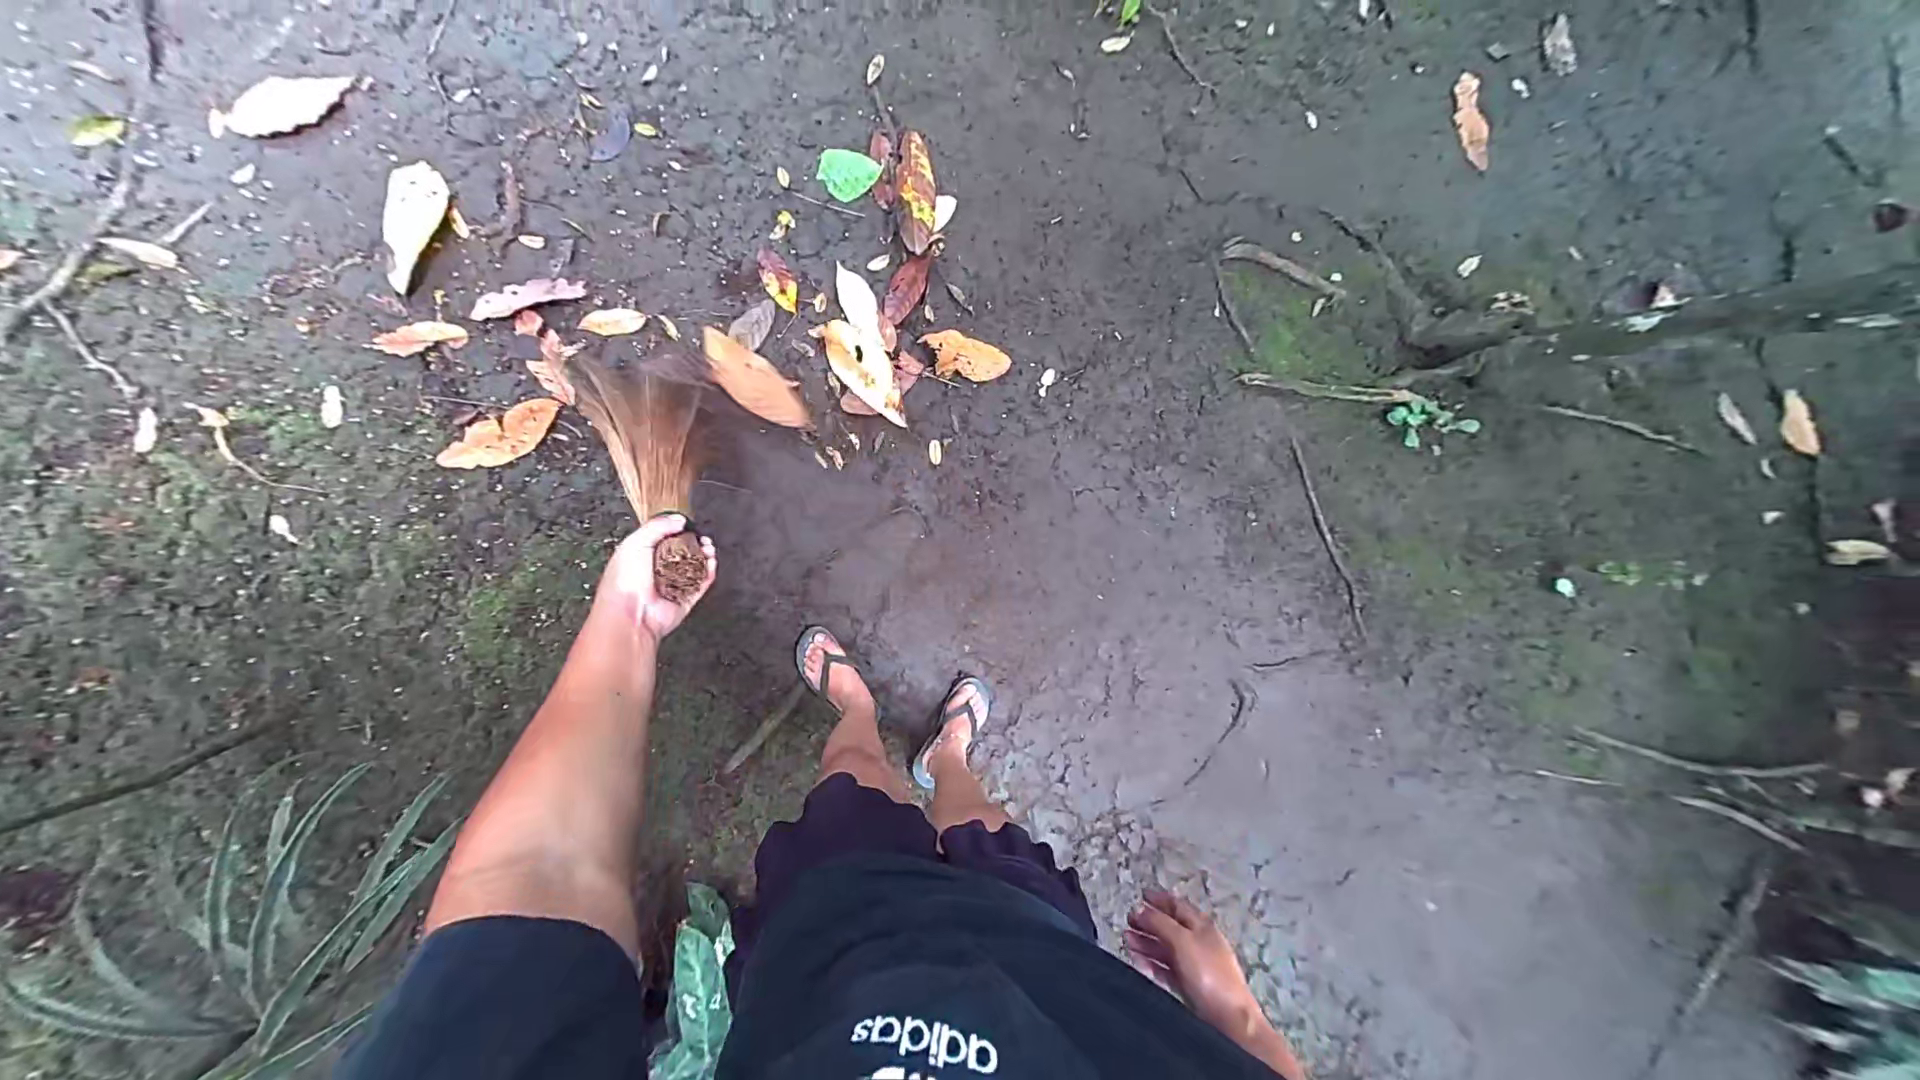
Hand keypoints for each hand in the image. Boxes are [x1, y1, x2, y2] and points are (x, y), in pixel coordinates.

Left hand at [599, 514, 715, 642]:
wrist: (631, 614)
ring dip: (705, 556)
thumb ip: (657, 526)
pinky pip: (702, 584)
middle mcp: (658, 570)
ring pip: (695, 567)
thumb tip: (679, 519)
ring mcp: (673, 585)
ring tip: (709, 549)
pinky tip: (712, 563)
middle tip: (702, 538)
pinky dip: (709, 573)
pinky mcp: (686, 599)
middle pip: (683, 552)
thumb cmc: (625, 581)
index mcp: (642, 555)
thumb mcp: (635, 542)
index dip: (678, 530)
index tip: (688, 525)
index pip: (664, 538)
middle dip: (695, 543)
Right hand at [1125, 889, 1258, 1029]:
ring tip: (1127, 939)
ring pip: (1166, 948)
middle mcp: (1198, 942)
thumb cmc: (1209, 973)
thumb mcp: (1182, 940)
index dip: (1159, 899)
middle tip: (1129, 920)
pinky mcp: (1190, 985)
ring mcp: (1194, 965)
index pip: (1177, 905)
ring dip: (1146, 942)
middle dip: (1148, 921)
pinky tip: (1138, 961)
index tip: (1141, 895)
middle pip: (1169, 926)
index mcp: (1201, 926)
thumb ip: (1160, 922)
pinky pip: (1167, 969)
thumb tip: (1140, 909)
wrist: (1229, 1019)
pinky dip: (1152, 963)